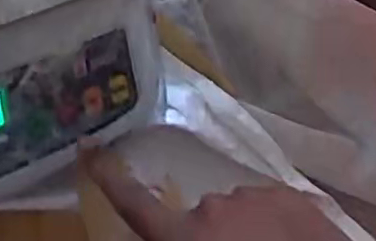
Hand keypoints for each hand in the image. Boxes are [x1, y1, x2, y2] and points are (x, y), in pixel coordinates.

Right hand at [82, 145, 352, 240]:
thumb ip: (180, 231)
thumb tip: (165, 223)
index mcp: (189, 237)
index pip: (138, 204)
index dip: (109, 175)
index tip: (87, 144)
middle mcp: (211, 209)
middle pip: (200, 220)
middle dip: (213, 240)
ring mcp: (251, 198)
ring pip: (238, 215)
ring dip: (248, 235)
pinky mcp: (288, 196)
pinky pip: (269, 209)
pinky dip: (275, 228)